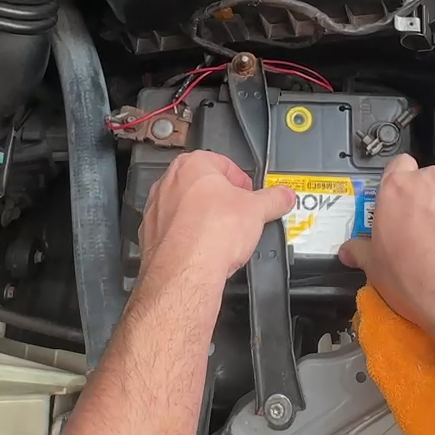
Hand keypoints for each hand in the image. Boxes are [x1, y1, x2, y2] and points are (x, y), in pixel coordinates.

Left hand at [139, 151, 295, 291]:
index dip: (242, 181)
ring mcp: (156, 209)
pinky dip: (189, 236)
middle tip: (240, 214)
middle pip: (203, 184)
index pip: (224, 163)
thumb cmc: (211, 233)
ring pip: (186, 207)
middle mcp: (169, 182)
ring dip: (204, 217)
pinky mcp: (150, 235)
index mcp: (193, 164)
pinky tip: (204, 249)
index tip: (251, 194)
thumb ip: (274, 198)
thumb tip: (284, 195)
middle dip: (222, 199)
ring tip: (223, 234)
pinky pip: (174, 230)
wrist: (186, 271)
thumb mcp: (257, 211)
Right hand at [340, 155, 434, 342]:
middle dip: (430, 202)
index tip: (403, 201)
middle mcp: (430, 180)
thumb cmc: (423, 282)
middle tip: (430, 232)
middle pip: (429, 182)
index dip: (400, 182)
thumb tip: (350, 251)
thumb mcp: (377, 271)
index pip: (397, 167)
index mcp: (396, 191)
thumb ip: (361, 252)